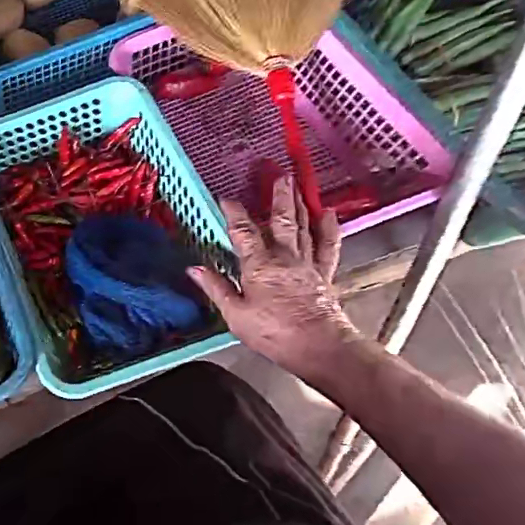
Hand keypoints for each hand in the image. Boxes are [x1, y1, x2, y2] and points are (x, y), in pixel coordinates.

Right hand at [188, 174, 359, 378]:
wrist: (320, 347)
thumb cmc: (273, 333)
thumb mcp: (235, 314)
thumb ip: (217, 288)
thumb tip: (195, 268)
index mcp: (259, 266)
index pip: (243, 233)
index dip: (233, 214)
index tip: (226, 198)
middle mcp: (285, 259)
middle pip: (282, 221)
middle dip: (278, 198)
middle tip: (278, 176)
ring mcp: (308, 265)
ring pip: (305, 228)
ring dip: (300, 206)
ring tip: (298, 188)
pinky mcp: (324, 275)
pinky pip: (328, 246)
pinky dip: (329, 228)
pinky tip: (329, 214)